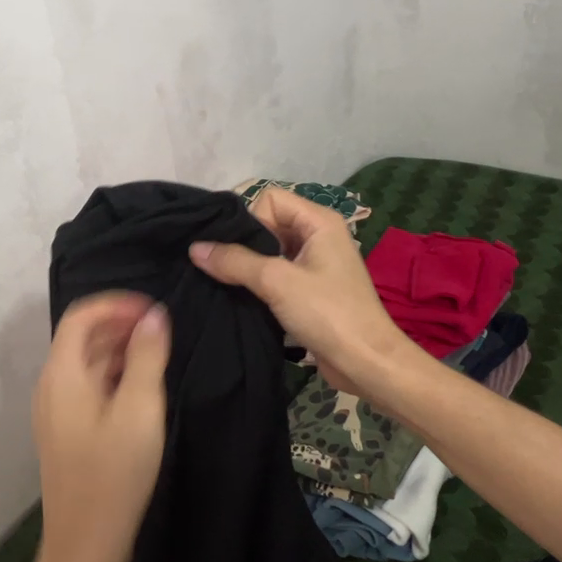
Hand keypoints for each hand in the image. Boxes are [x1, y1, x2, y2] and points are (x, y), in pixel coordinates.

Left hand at [32, 292, 169, 561]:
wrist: (85, 544)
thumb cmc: (114, 474)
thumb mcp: (140, 410)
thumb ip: (147, 358)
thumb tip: (155, 315)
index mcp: (61, 374)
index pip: (80, 317)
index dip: (115, 304)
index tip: (153, 310)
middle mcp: (50, 386)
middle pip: (80, 338)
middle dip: (119, 325)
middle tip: (161, 331)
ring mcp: (55, 411)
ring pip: (84, 363)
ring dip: (117, 350)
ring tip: (157, 354)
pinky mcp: (65, 431)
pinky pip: (86, 386)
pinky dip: (111, 374)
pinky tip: (140, 388)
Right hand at [189, 187, 425, 394]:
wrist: (366, 363)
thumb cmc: (328, 314)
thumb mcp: (276, 282)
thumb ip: (234, 261)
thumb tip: (195, 248)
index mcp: (319, 221)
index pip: (269, 198)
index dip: (249, 220)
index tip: (237, 250)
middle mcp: (318, 235)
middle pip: (267, 222)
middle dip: (243, 243)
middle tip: (222, 267)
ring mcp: (315, 263)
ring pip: (268, 250)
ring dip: (248, 266)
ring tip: (227, 283)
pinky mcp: (310, 289)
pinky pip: (275, 273)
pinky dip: (258, 282)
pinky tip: (242, 297)